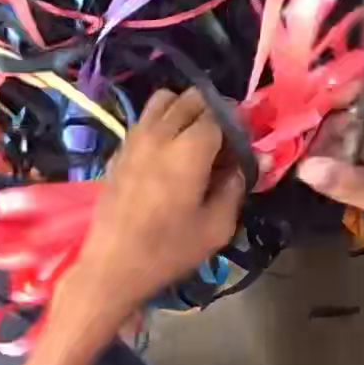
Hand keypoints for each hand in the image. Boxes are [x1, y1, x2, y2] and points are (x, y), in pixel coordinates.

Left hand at [55, 89, 245, 332]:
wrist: (112, 266)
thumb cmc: (168, 250)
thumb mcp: (217, 227)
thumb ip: (236, 187)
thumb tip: (251, 161)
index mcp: (189, 149)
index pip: (220, 114)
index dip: (237, 125)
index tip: (243, 145)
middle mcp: (159, 133)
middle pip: (192, 98)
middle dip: (213, 112)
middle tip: (222, 141)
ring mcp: (133, 138)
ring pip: (163, 99)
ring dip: (183, 110)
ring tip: (193, 140)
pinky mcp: (118, 151)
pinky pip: (143, 120)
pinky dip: (160, 124)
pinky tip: (166, 154)